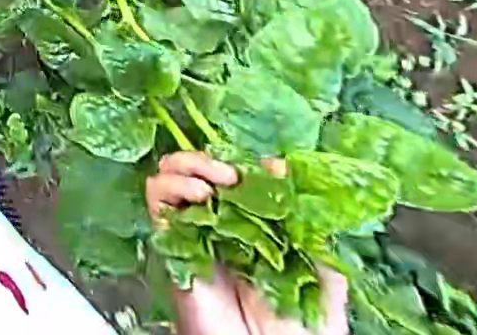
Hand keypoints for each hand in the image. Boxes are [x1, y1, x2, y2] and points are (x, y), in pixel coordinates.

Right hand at [146, 152, 347, 334]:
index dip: (237, 161)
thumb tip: (282, 168)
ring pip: (167, 174)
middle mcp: (212, 221)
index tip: (261, 168)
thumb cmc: (300, 331)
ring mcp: (188, 230)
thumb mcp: (319, 276)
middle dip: (206, 159)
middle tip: (230, 174)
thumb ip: (309, 229)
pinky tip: (197, 194)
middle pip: (190, 167)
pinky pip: (156, 199)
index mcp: (245, 224)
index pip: (227, 173)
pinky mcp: (169, 242)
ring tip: (211, 183)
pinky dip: (170, 185)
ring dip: (186, 166)